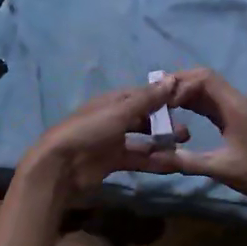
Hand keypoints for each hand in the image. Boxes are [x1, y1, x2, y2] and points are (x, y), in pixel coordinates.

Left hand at [23, 78, 189, 199]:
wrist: (60, 167)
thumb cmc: (89, 131)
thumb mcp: (119, 111)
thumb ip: (147, 99)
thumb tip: (171, 79)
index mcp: (112, 102)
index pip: (141, 95)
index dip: (161, 98)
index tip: (184, 102)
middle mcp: (113, 119)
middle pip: (143, 118)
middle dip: (164, 123)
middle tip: (185, 133)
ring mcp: (112, 141)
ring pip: (143, 140)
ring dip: (161, 143)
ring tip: (182, 147)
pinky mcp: (112, 162)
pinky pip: (138, 158)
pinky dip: (154, 161)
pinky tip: (173, 164)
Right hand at [152, 68, 246, 201]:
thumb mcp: (219, 168)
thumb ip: (186, 160)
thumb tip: (153, 156)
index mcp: (235, 106)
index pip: (205, 79)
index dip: (181, 84)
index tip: (162, 100)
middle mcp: (238, 101)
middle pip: (206, 79)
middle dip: (181, 83)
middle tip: (156, 95)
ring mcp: (239, 109)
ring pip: (210, 90)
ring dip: (187, 92)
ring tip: (162, 102)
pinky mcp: (238, 118)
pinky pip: (214, 102)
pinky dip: (196, 103)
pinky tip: (180, 112)